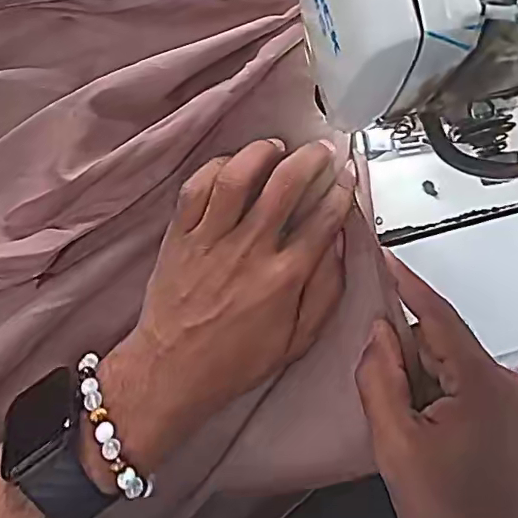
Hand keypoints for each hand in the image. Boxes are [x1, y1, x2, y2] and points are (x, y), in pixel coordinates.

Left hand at [88, 139, 357, 489]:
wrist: (172, 370)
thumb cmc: (232, 361)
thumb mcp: (297, 341)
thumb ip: (325, 292)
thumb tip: (338, 247)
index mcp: (283, 278)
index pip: (322, 218)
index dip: (341, 190)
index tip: (346, 176)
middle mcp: (248, 251)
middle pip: (285, 185)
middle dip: (310, 159)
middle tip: (319, 151)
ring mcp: (211, 240)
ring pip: (237, 177)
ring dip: (261, 154)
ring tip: (275, 148)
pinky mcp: (181, 236)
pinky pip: (195, 188)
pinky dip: (214, 168)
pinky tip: (230, 165)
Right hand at [356, 252, 517, 517]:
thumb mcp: (396, 448)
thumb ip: (380, 378)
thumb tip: (376, 334)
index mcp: (485, 385)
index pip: (438, 315)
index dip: (406, 283)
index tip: (384, 256)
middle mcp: (510, 387)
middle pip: (441, 344)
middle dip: (406, 359)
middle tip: (382, 399)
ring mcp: (516, 408)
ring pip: (450, 369)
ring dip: (421, 386)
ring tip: (408, 438)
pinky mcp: (514, 427)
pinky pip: (464, 391)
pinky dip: (436, 401)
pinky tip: (425, 442)